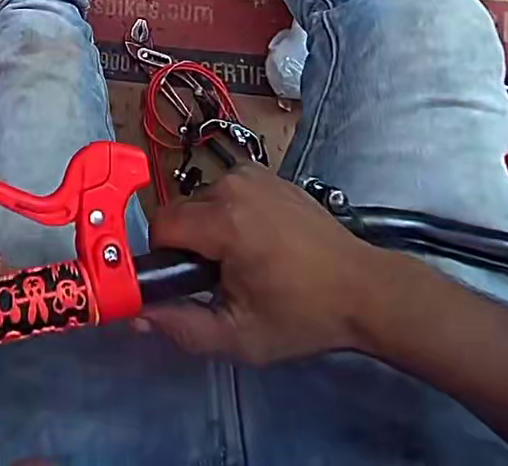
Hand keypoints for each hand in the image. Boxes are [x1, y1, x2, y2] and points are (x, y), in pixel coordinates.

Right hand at [138, 165, 410, 363]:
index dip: (167, 254)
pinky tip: (256, 233)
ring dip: (207, 225)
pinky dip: (227, 208)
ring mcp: (247, 174)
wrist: (369, 291)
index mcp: (223, 222)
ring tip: (242, 254)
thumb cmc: (305, 315)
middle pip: (179, 210)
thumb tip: (138, 314)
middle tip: (221, 273)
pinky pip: (222, 188)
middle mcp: (230, 187)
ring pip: (199, 199)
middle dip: (189, 241)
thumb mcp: (243, 337)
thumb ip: (184, 327)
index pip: (161, 225)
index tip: (192, 278)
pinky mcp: (261, 170)